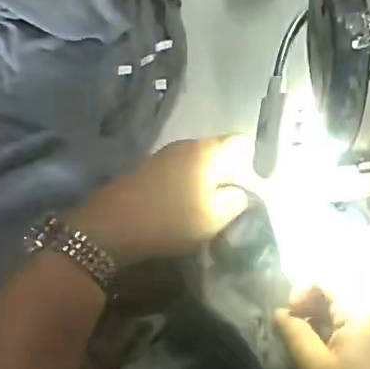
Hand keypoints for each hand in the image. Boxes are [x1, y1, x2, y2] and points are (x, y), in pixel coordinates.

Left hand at [69, 136, 251, 265]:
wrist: (112, 227)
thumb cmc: (170, 221)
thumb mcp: (215, 218)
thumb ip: (237, 200)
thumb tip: (244, 191)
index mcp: (208, 151)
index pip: (241, 142)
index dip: (254, 159)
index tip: (257, 182)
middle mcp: (187, 144)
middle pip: (219, 151)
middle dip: (231, 171)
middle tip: (238, 197)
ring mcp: (165, 154)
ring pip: (199, 162)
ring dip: (208, 180)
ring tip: (213, 203)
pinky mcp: (149, 169)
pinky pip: (181, 171)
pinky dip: (189, 184)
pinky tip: (188, 203)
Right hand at [274, 293, 369, 368]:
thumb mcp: (317, 368)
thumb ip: (295, 335)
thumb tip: (280, 313)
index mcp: (362, 313)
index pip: (324, 288)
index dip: (300, 298)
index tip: (287, 322)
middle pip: (336, 303)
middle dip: (311, 317)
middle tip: (294, 341)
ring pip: (346, 320)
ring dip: (324, 331)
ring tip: (310, 355)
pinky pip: (359, 333)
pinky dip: (341, 341)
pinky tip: (331, 363)